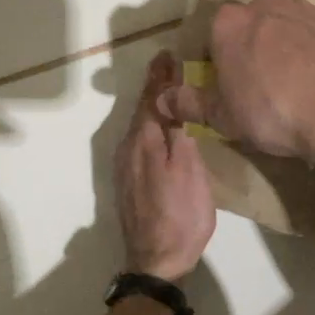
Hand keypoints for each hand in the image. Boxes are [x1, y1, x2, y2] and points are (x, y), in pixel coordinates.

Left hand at [115, 51, 215, 279]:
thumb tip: (170, 97)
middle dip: (156, 87)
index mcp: (144, 140)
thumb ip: (178, 131)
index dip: (161, 76)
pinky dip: (150, 127)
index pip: (152, 98)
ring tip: (169, 92)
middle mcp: (128, 149)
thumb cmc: (181, 215)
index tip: (168, 54)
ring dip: (153, 107)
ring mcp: (125, 168)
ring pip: (139, 126)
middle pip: (142, 110)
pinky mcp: (129, 183)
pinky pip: (139, 142)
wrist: (157, 261)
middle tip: (170, 66)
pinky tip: (162, 130)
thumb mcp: (189, 169)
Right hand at [158, 0, 314, 163]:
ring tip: (296, 78)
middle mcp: (266, 3)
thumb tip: (162, 98)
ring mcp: (305, 8)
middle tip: (263, 80)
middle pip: (253, 21)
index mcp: (229, 22)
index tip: (230, 81)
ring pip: (287, 21)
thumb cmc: (270, 114)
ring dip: (287, 41)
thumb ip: (190, 103)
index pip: (215, 33)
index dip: (220, 57)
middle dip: (254, 43)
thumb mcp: (222, 117)